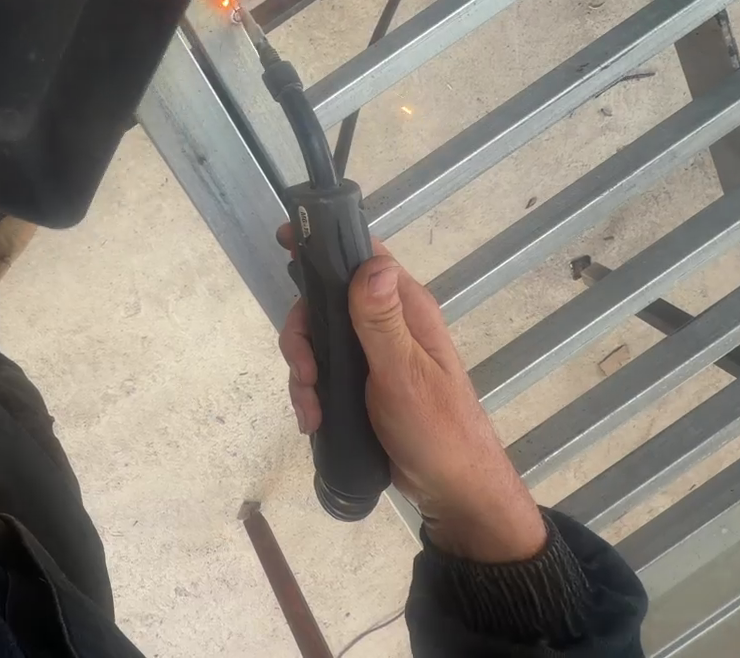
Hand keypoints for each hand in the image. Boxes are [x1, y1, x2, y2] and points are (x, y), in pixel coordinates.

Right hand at [279, 232, 545, 561]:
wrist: (453, 495)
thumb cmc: (437, 432)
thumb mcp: (404, 375)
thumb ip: (382, 320)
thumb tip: (371, 264)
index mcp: (406, 307)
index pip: (362, 256)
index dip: (323, 246)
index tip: (285, 244)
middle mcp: (388, 321)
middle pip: (325, 300)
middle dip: (302, 335)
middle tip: (303, 371)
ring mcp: (373, 351)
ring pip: (318, 337)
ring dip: (304, 370)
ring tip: (310, 408)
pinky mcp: (361, 379)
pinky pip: (323, 368)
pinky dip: (310, 390)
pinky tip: (313, 417)